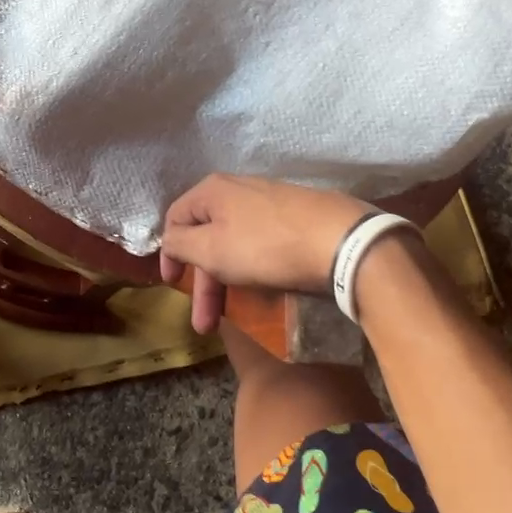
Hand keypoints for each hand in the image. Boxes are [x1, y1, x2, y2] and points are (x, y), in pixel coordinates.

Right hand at [157, 175, 379, 333]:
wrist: (343, 241)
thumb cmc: (265, 246)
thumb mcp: (211, 249)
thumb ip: (180, 244)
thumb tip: (170, 240)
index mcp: (212, 190)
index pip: (175, 218)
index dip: (168, 253)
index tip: (171, 285)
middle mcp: (237, 189)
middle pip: (206, 235)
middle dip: (203, 282)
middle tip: (206, 324)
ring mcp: (269, 201)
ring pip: (234, 241)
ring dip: (227, 279)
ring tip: (235, 314)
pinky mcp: (296, 216)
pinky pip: (260, 242)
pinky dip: (252, 268)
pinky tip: (263, 290)